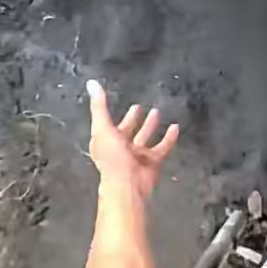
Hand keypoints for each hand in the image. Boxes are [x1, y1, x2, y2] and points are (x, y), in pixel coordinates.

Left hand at [85, 80, 178, 200]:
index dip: (114, 115)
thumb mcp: (103, 127)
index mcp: (107, 141)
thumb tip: (91, 83)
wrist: (127, 183)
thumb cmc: (112, 156)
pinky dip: (169, 138)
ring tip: (157, 112)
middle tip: (140, 106)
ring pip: (145, 138)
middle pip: (128, 132)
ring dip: (150, 126)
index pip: (111, 125)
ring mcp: (137, 156)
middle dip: (133, 120)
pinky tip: (175, 127)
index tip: (123, 104)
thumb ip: (99, 106)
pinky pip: (162, 147)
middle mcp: (121, 148)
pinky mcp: (152, 162)